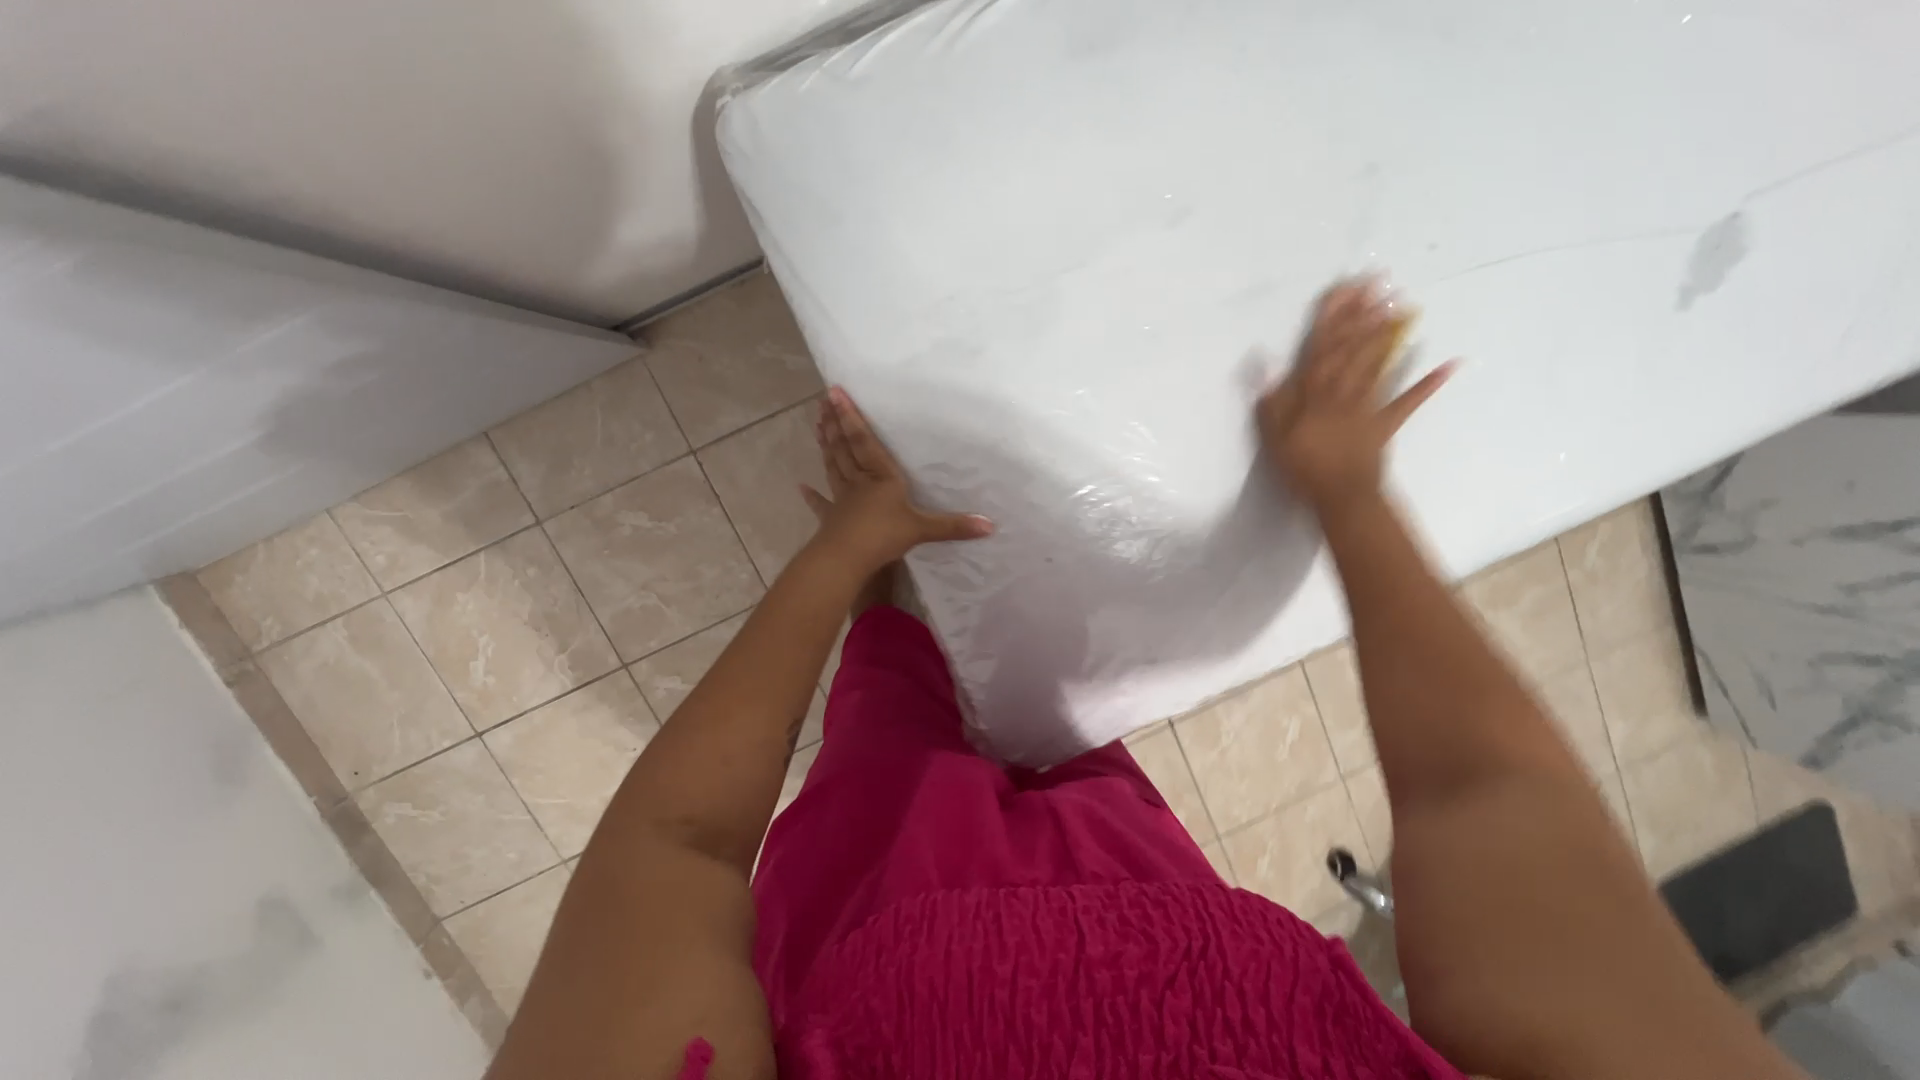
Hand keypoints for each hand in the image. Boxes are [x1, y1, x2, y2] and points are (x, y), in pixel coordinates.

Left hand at [800, 387, 993, 573]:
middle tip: (821, 402)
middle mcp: (859, 482)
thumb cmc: (883, 536)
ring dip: (825, 445)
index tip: (835, 393)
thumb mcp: (922, 530)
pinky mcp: (832, 519)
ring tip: (817, 425)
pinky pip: (821, 503)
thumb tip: (990, 526)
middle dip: (834, 424)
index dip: (851, 417)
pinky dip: (811, 495)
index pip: (864, 441)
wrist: (846, 559)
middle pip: (844, 448)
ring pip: (833, 466)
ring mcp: (841, 500)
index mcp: (881, 477)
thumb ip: (953, 526)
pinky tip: (800, 486)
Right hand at [1257, 277, 1454, 513]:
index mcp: (1315, 393)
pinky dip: (1428, 383)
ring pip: (1378, 364)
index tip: (1345, 287)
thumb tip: (1265, 361)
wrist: (1342, 498)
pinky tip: (1449, 364)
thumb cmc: (1303, 468)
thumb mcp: (1275, 436)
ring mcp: (1368, 406)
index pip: (1323, 347)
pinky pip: (1409, 401)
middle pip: (1353, 347)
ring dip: (1388, 334)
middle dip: (1364, 313)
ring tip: (1400, 305)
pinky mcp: (1385, 424)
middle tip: (1378, 282)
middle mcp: (1344, 391)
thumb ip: (1272, 399)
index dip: (1333, 316)